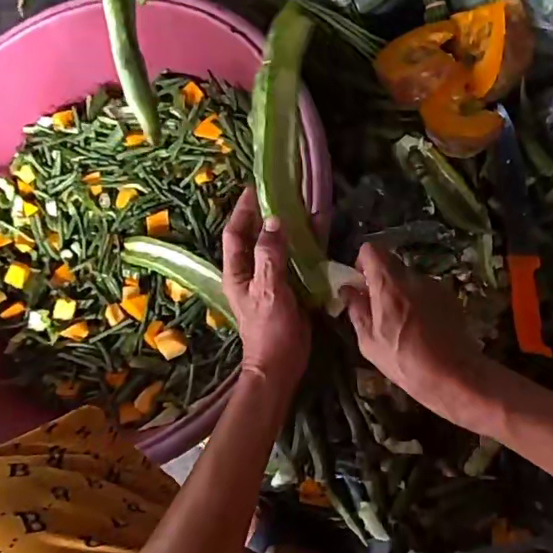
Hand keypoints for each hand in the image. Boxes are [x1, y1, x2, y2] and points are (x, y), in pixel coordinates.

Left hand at [222, 190, 308, 388]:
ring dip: (289, 228)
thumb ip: (270, 255)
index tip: (256, 188)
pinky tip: (317, 235)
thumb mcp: (268, 289)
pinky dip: (303, 246)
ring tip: (305, 207)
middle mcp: (251, 272)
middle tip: (285, 193)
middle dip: (268, 214)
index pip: (235, 232)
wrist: (281, 364)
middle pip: (256, 236)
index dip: (243, 210)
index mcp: (237, 271)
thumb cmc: (270, 329)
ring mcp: (269, 280)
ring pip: (277, 246)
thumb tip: (274, 221)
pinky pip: (294, 260)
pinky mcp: (288, 288)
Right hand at [343, 242, 490, 406]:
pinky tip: (421, 329)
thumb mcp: (369, 341)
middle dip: (381, 282)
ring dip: (401, 294)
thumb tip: (347, 290)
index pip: (372, 250)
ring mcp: (435, 286)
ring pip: (410, 280)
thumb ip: (356, 310)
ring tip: (402, 325)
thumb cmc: (404, 360)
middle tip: (378, 310)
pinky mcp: (450, 297)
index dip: (363, 262)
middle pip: (392, 265)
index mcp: (389, 284)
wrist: (453, 374)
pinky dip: (419, 303)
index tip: (361, 285)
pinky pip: (426, 292)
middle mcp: (413, 277)